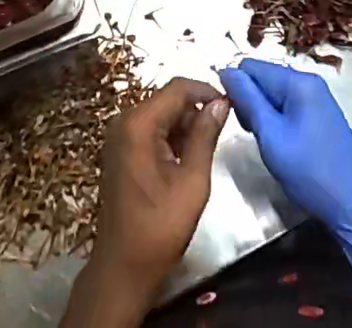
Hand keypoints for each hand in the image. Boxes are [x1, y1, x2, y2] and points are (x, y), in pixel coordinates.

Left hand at [92, 79, 230, 296]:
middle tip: (224, 134)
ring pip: (160, 114)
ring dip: (185, 126)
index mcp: (138, 123)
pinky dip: (171, 137)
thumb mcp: (192, 182)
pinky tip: (188, 159)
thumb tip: (220, 104)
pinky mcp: (121, 148)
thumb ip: (205, 138)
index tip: (231, 105)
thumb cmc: (159, 226)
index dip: (205, 91)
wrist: (123, 263)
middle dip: (196, 111)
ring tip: (208, 150)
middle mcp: (124, 120)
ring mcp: (119, 134)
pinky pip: (150, 130)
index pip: (175, 88)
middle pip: (166, 100)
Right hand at [217, 59, 351, 295]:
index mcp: (298, 82)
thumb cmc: (311, 173)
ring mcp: (317, 98)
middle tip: (256, 134)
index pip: (249, 67)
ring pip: (271, 92)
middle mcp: (309, 82)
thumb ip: (246, 99)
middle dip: (250, 102)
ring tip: (269, 141)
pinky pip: (286, 104)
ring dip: (262, 113)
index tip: (241, 120)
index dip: (237, 90)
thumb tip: (224, 70)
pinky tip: (282, 143)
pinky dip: (277, 119)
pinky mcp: (320, 114)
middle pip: (261, 78)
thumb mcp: (270, 135)